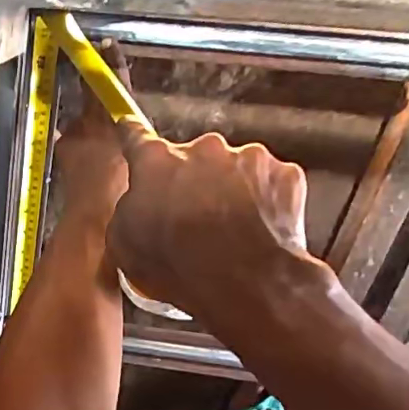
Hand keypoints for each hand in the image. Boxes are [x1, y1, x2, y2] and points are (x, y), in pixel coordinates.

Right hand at [108, 126, 313, 326]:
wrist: (244, 283)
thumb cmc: (178, 265)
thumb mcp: (124, 244)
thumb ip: (128, 210)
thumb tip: (137, 204)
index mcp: (157, 162)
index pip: (136, 137)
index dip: (131, 134)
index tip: (128, 125)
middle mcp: (203, 149)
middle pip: (194, 159)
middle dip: (192, 183)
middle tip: (192, 221)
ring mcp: (248, 158)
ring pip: (234, 171)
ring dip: (229, 193)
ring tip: (229, 234)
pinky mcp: (284, 174)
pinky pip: (268, 184)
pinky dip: (263, 204)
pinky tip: (256, 232)